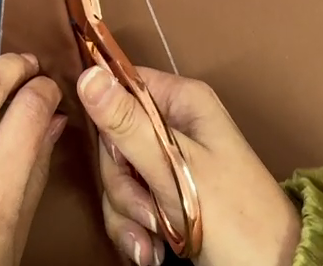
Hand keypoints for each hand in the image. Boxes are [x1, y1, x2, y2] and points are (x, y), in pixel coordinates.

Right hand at [77, 65, 298, 265]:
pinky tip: (150, 252)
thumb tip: (87, 74)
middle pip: (116, 137)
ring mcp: (171, 162)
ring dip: (128, 212)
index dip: (109, 118)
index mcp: (182, 101)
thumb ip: (127, 124)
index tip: (118, 155)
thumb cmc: (235, 218)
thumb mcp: (175, 170)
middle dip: (122, 182)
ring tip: (153, 241)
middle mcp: (175, 124)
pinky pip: (130, 201)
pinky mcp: (168, 196)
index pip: (122, 85)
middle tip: (147, 210)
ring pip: (120, 174)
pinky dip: (134, 228)